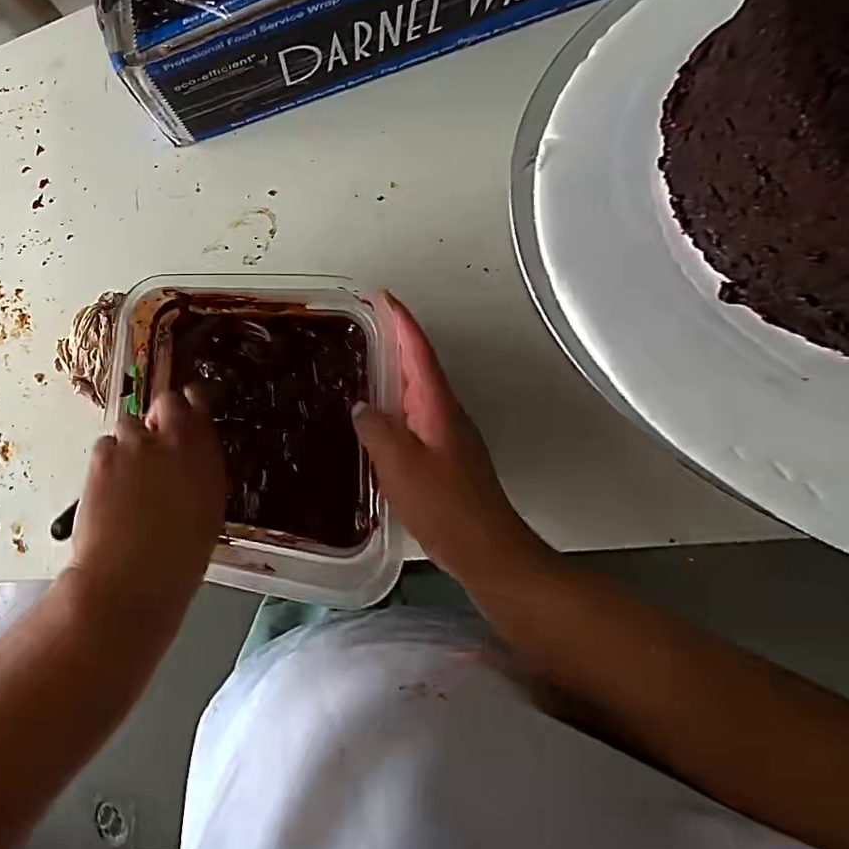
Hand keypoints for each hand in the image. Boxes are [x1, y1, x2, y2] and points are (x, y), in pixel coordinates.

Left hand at [67, 390, 227, 624]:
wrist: (130, 580)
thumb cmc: (175, 563)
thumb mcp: (205, 513)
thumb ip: (197, 475)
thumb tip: (186, 464)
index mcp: (206, 458)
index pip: (200, 405)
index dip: (191, 402)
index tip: (187, 405)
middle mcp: (174, 443)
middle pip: (165, 401)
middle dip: (158, 415)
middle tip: (150, 441)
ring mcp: (136, 446)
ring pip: (128, 425)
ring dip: (128, 443)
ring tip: (126, 481)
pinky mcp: (103, 455)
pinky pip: (104, 445)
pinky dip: (105, 461)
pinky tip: (108, 490)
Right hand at [351, 292, 556, 588]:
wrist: (487, 551)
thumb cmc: (445, 506)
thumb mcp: (398, 463)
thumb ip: (375, 428)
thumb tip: (361, 406)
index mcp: (437, 407)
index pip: (419, 353)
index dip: (402, 323)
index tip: (383, 298)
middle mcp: (445, 413)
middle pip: (420, 365)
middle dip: (396, 338)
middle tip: (365, 322)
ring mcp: (446, 434)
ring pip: (416, 389)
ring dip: (393, 368)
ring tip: (362, 358)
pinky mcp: (441, 454)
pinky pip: (412, 412)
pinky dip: (393, 398)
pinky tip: (373, 409)